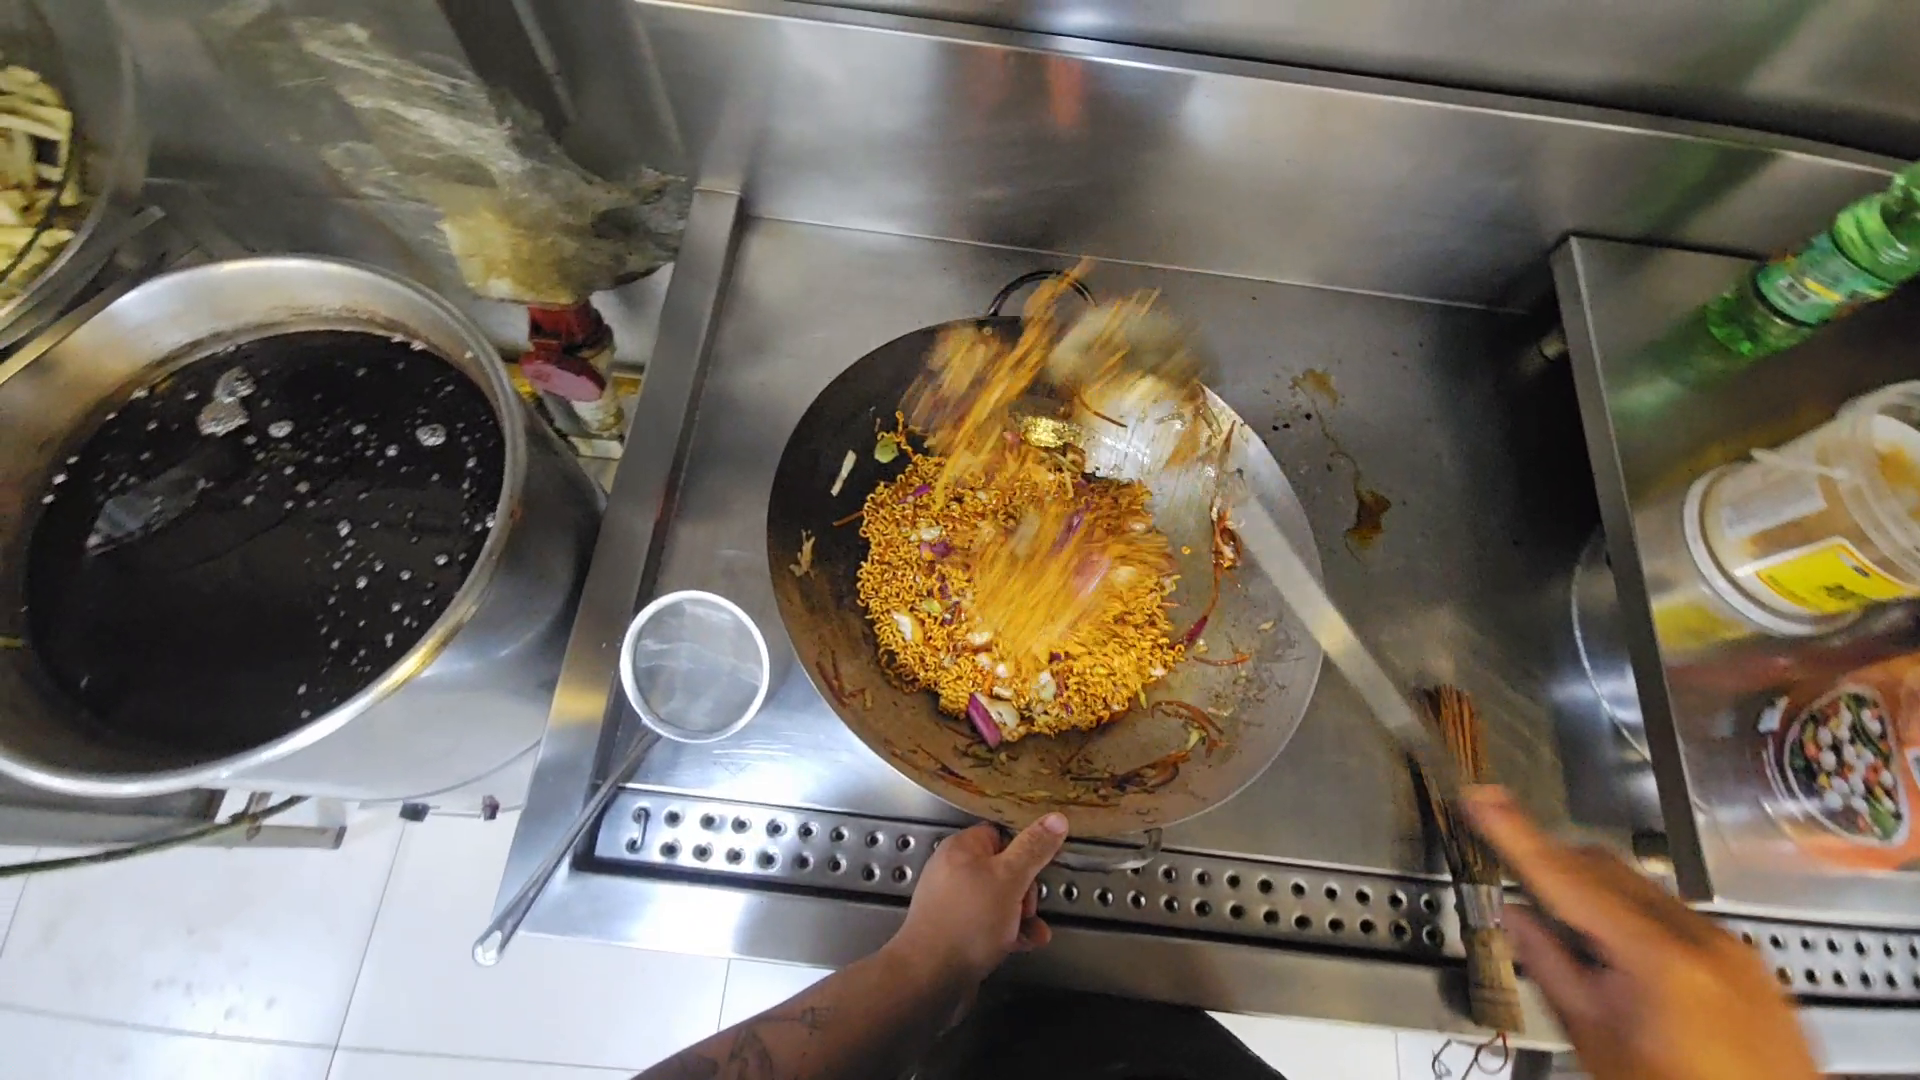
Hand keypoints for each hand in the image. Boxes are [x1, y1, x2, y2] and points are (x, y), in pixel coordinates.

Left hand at [886, 814, 1068, 985]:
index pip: (1000, 833)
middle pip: (1004, 868)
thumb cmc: (968, 921)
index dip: (1024, 848)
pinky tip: (1025, 943)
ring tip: (1034, 930)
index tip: (1042, 864)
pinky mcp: (958, 932)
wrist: (929, 980)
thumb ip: (1033, 849)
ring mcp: (955, 903)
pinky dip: (1011, 932)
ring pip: (1001, 900)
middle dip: (1026, 889)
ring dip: (1023, 915)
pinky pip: (991, 924)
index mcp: (963, 848)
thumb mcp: (1009, 879)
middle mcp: (955, 870)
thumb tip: (1056, 818)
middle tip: (1029, 906)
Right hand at [1464, 787, 1818, 1079]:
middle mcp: (1702, 939)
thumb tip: (1513, 914)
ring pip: (1634, 883)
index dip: (1514, 833)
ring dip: (1591, 894)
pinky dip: (1631, 915)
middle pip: (1600, 867)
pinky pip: (1670, 909)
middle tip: (1521, 891)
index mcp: (1658, 957)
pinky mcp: (1746, 959)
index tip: (1482, 799)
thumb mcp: (1592, 1035)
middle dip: (1553, 868)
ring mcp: (1730, 947)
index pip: (1563, 875)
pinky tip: (1625, 961)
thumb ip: (1546, 963)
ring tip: (1583, 949)